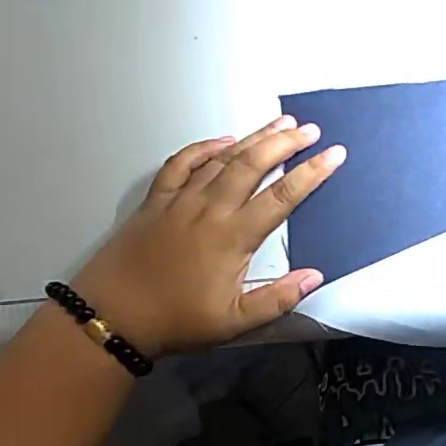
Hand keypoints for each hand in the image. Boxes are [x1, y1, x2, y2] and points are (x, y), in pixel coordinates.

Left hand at [71, 116, 344, 356]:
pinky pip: (182, 163)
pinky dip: (204, 148)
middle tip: (311, 128)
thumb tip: (315, 276)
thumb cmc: (177, 321)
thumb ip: (277, 299)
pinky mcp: (156, 201)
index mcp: (233, 237)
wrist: (111, 316)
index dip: (312, 173)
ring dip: (253, 138)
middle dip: (285, 142)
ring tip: (280, 123)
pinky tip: (223, 140)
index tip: (334, 155)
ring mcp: (180, 200)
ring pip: (223, 158)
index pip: (282, 196)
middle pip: (253, 164)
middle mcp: (210, 209)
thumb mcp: (235, 322)